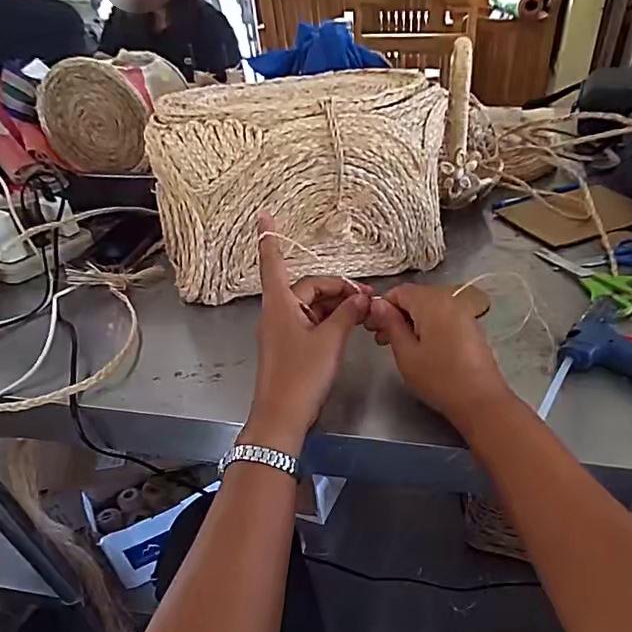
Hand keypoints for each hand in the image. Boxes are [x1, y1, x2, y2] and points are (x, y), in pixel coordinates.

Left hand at [242, 215, 370, 452]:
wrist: (283, 415)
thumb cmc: (301, 376)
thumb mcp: (330, 341)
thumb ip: (348, 314)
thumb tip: (363, 298)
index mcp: (280, 304)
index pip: (274, 262)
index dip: (270, 238)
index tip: (264, 215)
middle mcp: (277, 312)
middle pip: (307, 287)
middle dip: (337, 288)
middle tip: (367, 299)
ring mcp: (282, 330)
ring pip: (311, 306)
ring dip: (336, 306)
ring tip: (364, 314)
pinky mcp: (289, 346)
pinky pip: (311, 322)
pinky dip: (330, 321)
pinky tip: (350, 327)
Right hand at [363, 284, 513, 429]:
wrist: (480, 400)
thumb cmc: (438, 378)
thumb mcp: (406, 353)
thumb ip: (391, 324)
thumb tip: (379, 305)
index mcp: (432, 302)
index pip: (400, 291)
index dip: (382, 306)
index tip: (372, 327)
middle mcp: (450, 301)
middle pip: (416, 298)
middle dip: (396, 314)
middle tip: (381, 339)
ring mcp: (464, 314)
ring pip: (430, 309)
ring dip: (411, 322)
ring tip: (400, 347)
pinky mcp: (471, 328)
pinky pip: (443, 319)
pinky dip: (428, 328)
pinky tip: (422, 349)